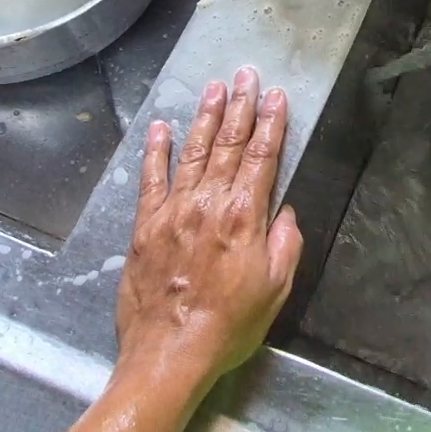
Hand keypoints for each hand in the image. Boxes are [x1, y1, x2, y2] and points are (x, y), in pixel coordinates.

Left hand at [120, 66, 302, 378]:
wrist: (168, 356)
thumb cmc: (230, 324)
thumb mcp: (277, 286)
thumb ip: (285, 241)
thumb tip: (283, 210)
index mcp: (244, 214)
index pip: (262, 155)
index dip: (271, 122)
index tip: (276, 95)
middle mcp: (209, 202)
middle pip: (230, 143)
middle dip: (241, 105)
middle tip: (247, 75)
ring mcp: (174, 210)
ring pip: (195, 151)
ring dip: (207, 117)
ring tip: (215, 88)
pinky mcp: (145, 225)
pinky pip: (151, 179)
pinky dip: (156, 151)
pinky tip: (161, 127)